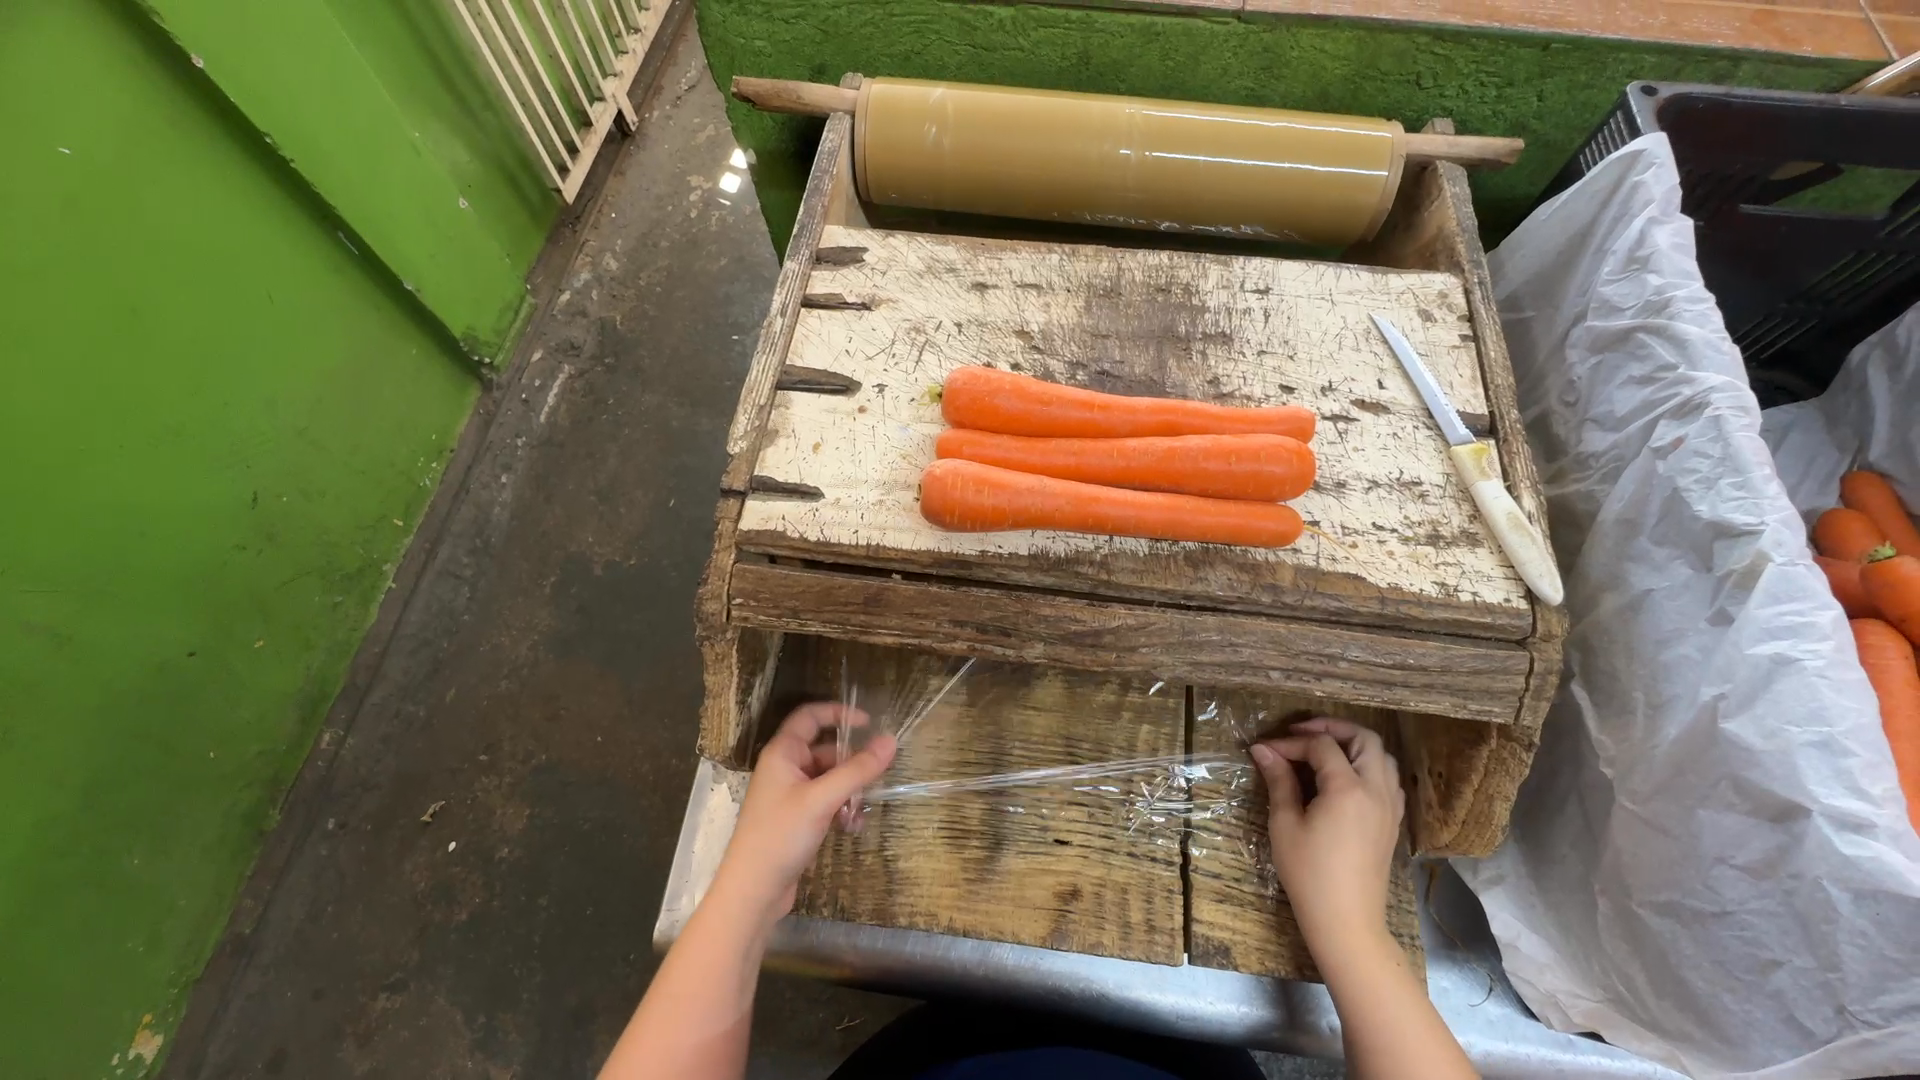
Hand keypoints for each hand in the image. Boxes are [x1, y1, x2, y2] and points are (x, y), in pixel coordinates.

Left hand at [709, 703, 897, 921]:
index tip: (869, 722)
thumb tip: (890, 741)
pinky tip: (852, 828)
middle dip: (851, 764)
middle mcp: (785, 769)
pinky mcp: (797, 819)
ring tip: (861, 812)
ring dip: (850, 791)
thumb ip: (858, 770)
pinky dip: (842, 810)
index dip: (838, 713)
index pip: (810, 716)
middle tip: (875, 777)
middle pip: (826, 751)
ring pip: (830, 779)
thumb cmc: (781, 836)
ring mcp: (791, 795)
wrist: (753, 891)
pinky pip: (827, 802)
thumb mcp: (822, 799)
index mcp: (783, 753)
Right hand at [1249, 718, 1404, 950]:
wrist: (1346, 920)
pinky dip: (1367, 766)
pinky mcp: (1392, 822)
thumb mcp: (1285, 824)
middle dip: (1332, 729)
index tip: (1265, 750)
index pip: (1321, 746)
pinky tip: (1343, 779)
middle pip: (1364, 739)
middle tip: (1300, 734)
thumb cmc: (1309, 873)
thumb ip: (1279, 781)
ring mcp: (1390, 807)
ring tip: (1321, 752)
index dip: (1291, 742)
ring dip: (1353, 745)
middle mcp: (1376, 790)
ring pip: (1382, 757)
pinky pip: (1388, 779)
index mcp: (1348, 789)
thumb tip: (1263, 750)